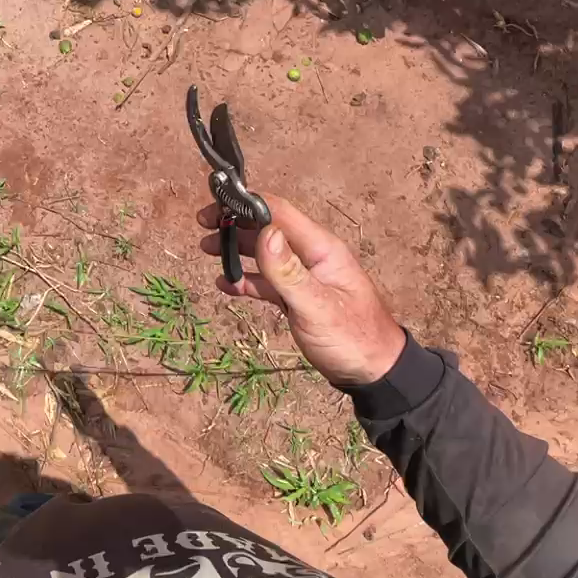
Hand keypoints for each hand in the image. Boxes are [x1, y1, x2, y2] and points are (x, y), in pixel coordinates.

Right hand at [196, 196, 405, 385]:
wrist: (374, 373)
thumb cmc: (352, 338)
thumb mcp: (317, 306)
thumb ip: (289, 271)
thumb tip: (264, 233)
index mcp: (320, 249)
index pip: (279, 213)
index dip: (247, 204)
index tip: (216, 205)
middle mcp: (311, 256)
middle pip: (268, 228)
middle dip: (235, 223)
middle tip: (203, 224)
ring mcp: (303, 276)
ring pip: (263, 253)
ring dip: (236, 249)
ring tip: (206, 247)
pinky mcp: (296, 297)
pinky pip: (266, 281)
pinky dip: (245, 280)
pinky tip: (225, 284)